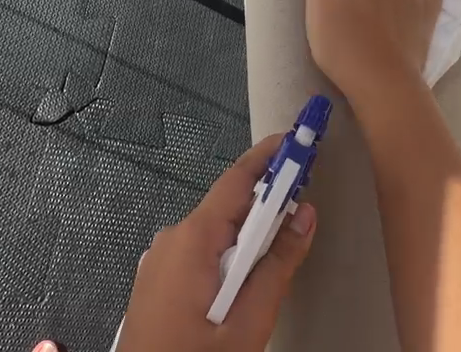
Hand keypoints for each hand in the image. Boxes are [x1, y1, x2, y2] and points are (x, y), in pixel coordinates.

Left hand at [117, 134, 317, 351]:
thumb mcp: (247, 322)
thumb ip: (278, 265)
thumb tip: (305, 212)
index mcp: (193, 238)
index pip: (238, 179)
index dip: (272, 156)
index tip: (301, 138)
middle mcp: (172, 237)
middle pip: (228, 206)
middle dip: (266, 202)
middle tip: (301, 205)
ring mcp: (159, 259)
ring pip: (215, 232)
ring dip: (248, 236)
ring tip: (276, 256)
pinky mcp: (155, 282)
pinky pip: (199, 253)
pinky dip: (227, 254)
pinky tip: (241, 284)